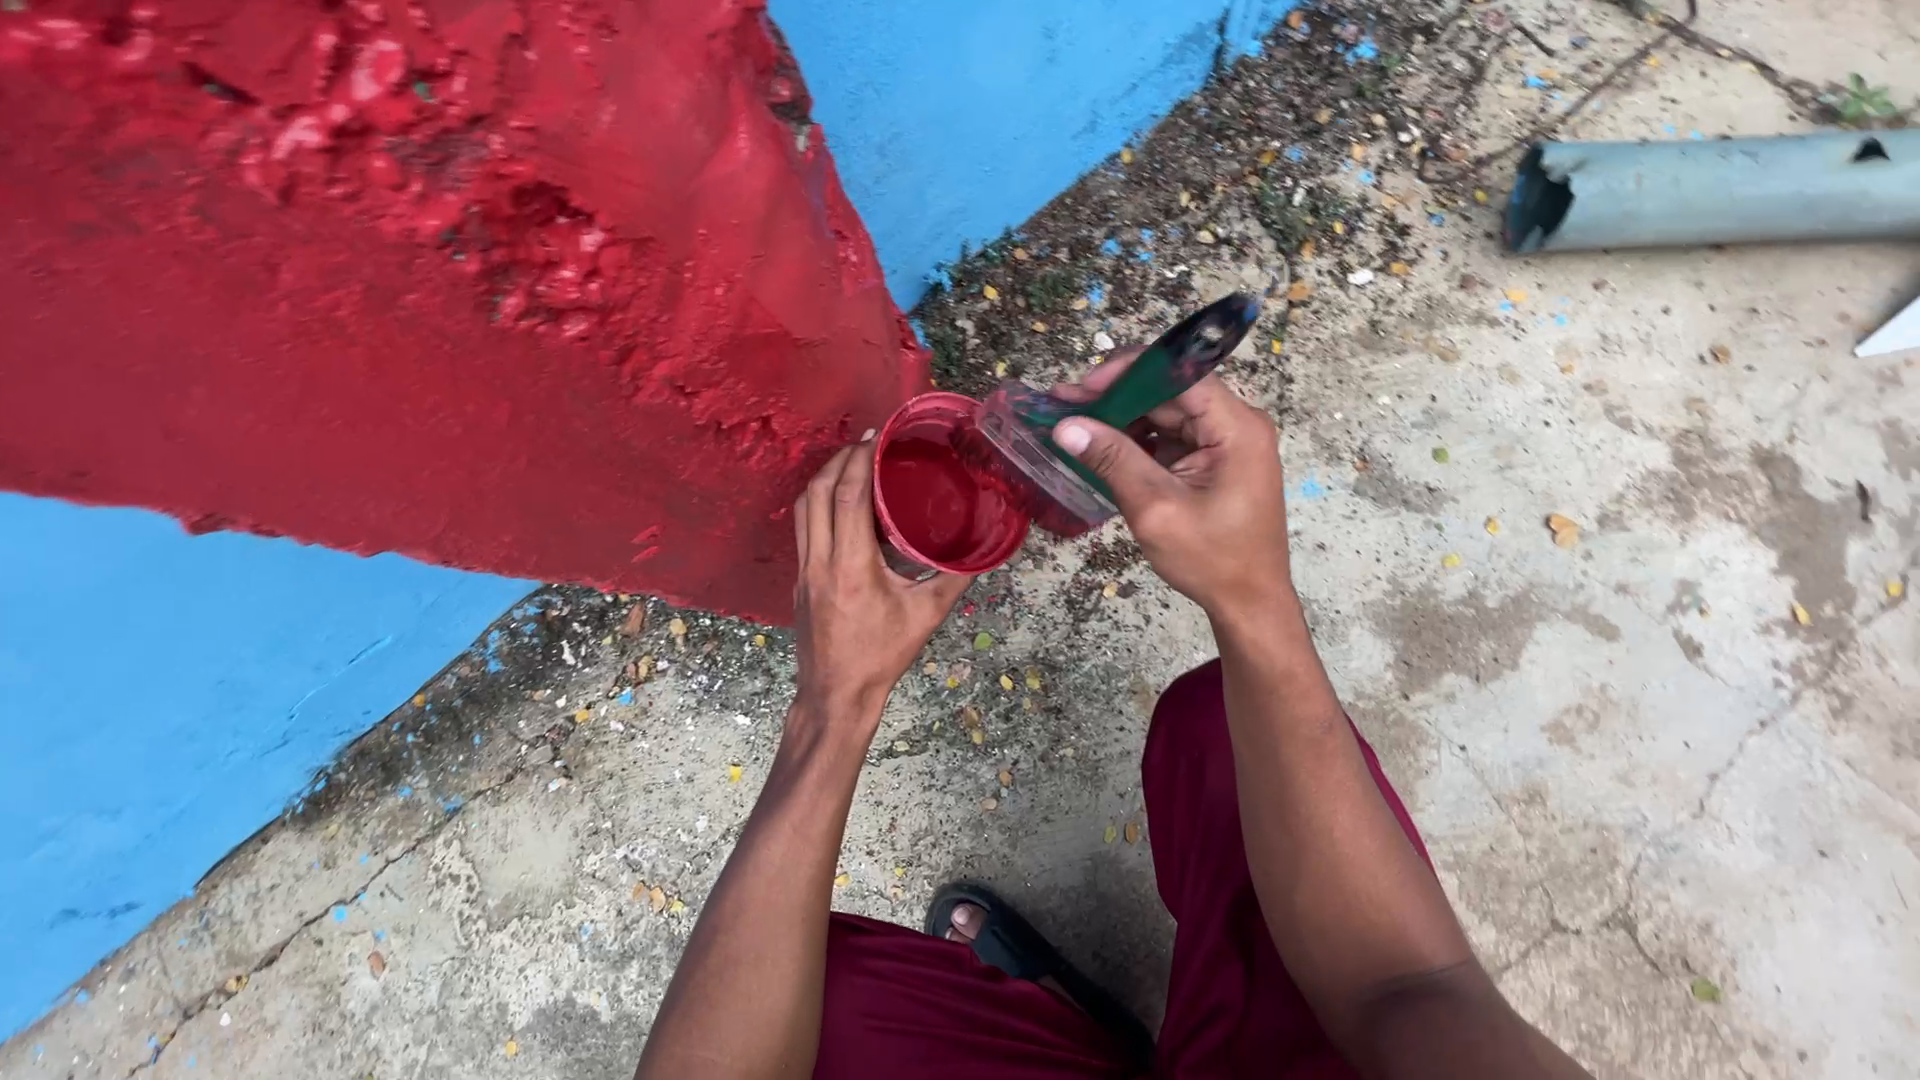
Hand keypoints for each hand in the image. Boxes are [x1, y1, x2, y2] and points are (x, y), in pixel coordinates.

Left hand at [789, 440, 971, 734]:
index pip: (848, 498)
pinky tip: (840, 504)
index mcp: (852, 566)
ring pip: (802, 508)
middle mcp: (821, 561)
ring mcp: (804, 570)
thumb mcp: (926, 617)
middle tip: (864, 444)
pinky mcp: (800, 579)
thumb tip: (982, 550)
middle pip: (817, 493)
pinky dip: (818, 503)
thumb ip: (954, 579)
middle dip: (838, 460)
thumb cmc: (881, 657)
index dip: (859, 461)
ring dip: (823, 479)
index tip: (874, 439)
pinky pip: (803, 527)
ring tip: (850, 464)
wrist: (835, 694)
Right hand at [1051, 347, 1292, 619]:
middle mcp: (1235, 424)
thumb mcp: (1155, 508)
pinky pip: (1169, 437)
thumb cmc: (1211, 559)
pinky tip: (1099, 447)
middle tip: (1062, 406)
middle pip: (1169, 392)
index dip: (1127, 373)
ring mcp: (1225, 443)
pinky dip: (1136, 441)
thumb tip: (1065, 426)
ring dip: (1120, 419)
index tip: (1082, 389)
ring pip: (1165, 414)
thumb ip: (1112, 460)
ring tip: (1072, 424)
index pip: (1179, 375)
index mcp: (1236, 427)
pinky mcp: (1212, 461)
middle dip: (1115, 397)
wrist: (1248, 602)